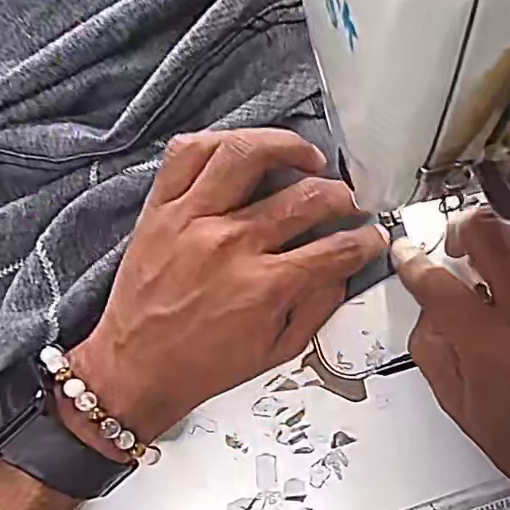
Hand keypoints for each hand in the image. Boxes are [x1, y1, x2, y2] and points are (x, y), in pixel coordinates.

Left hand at [68, 129, 386, 453]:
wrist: (138, 368)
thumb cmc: (202, 365)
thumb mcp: (277, 350)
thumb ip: (317, 308)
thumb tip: (343, 273)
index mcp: (266, 287)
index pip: (337, 249)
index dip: (366, 239)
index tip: (371, 235)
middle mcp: (232, 246)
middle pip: (306, 197)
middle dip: (343, 197)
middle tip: (348, 202)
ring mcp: (193, 220)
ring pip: (248, 154)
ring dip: (288, 147)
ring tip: (305, 157)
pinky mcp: (161, 210)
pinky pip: (188, 153)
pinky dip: (220, 141)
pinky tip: (242, 151)